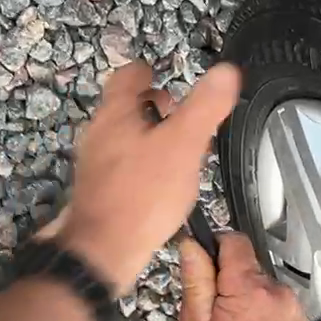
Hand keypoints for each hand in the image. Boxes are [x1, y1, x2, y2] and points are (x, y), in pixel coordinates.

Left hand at [58, 61, 240, 291]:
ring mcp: (94, 161)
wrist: (103, 249)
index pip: (128, 76)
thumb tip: (226, 70)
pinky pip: (123, 163)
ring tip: (181, 151)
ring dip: (152, 136)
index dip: (148, 71)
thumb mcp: (184, 145)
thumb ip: (204, 107)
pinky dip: (144, 161)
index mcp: (115, 112)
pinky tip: (163, 182)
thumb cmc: (143, 193)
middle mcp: (98, 131)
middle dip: (155, 107)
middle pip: (126, 106)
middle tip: (183, 118)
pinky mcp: (97, 187)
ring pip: (125, 135)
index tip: (164, 76)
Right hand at [179, 232, 307, 320]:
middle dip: (225, 278)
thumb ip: (195, 283)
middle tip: (213, 312)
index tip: (203, 273)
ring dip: (242, 293)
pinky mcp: (298, 316)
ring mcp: (291, 303)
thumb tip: (191, 244)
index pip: (233, 240)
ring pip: (257, 279)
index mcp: (248, 289)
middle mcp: (276, 289)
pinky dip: (258, 306)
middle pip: (244, 261)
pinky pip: (270, 296)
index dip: (214, 249)